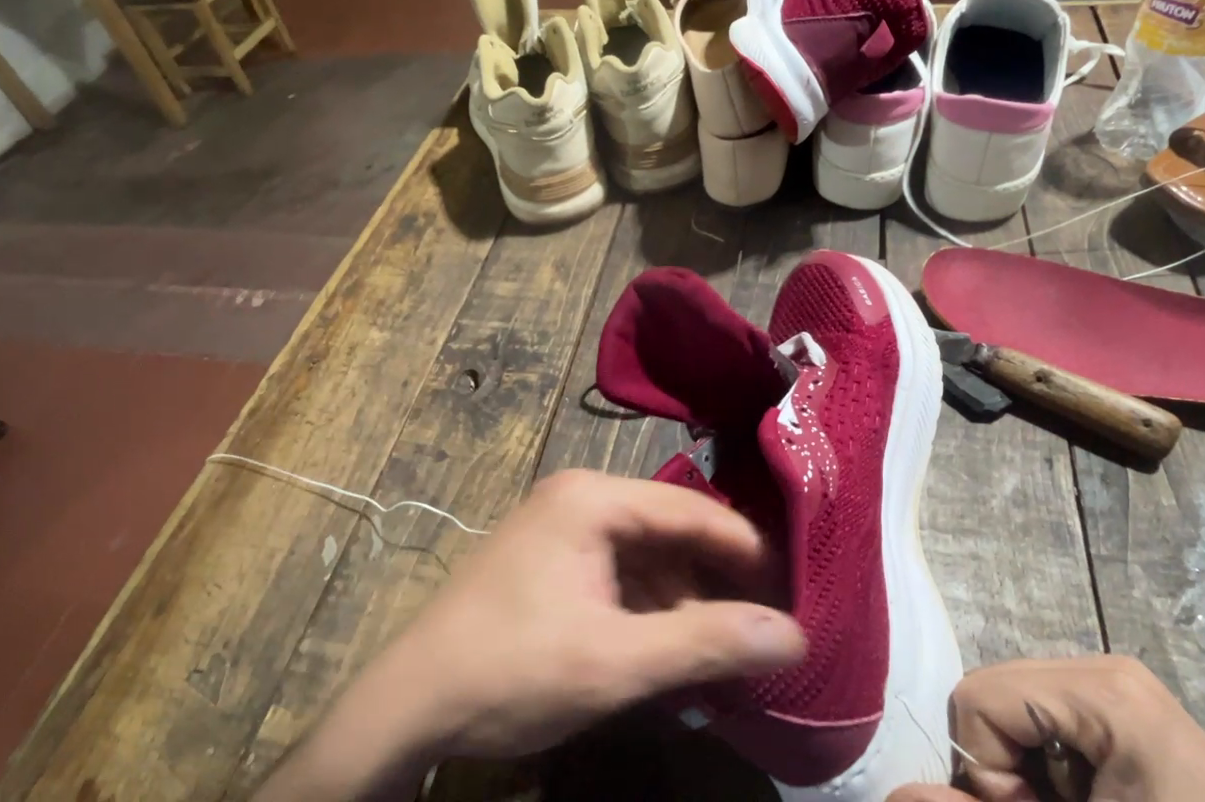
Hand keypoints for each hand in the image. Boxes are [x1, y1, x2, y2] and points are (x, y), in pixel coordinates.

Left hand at [260, 470, 805, 801]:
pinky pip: (617, 576)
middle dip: (715, 583)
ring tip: (722, 654)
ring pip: (646, 558)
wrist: (409, 705)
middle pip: (670, 531)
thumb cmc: (513, 670)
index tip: (795, 595)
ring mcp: (558, 529)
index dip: (747, 552)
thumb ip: (706, 643)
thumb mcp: (616, 661)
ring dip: (683, 604)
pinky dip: (648, 612)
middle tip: (765, 631)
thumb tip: (795, 634)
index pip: (693, 511)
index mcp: (591, 499)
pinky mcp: (548, 563)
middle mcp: (577, 499)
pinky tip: (670, 655)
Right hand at [888, 656, 1204, 801]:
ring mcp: (1117, 683)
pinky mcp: (1123, 706)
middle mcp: (1105, 669)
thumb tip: (894, 793)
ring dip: (1018, 768)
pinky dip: (1042, 763)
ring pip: (1009, 707)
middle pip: (990, 695)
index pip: (978, 698)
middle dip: (1000, 767)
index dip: (986, 769)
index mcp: (1104, 692)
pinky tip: (1084, 798)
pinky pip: (1041, 717)